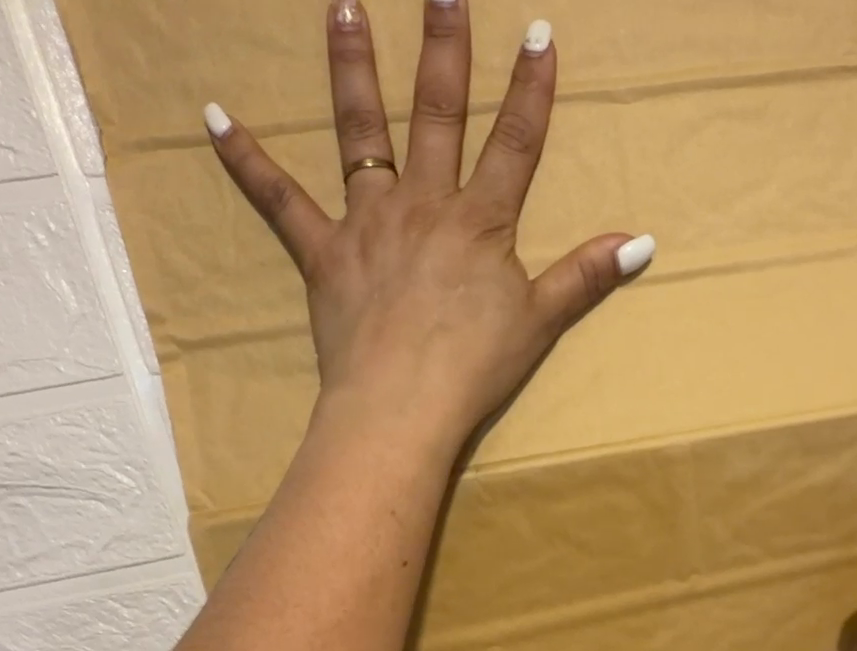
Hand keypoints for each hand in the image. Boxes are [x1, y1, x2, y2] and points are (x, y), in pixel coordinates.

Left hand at [203, 1, 652, 447]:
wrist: (402, 405)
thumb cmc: (475, 367)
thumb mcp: (542, 321)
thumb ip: (587, 275)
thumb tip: (643, 242)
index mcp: (481, 222)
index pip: (515, 143)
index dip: (530, 89)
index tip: (538, 33)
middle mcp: (424, 204)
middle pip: (436, 114)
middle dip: (443, 48)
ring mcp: (369, 221)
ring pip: (359, 132)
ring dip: (352, 68)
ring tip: (343, 8)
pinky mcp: (323, 251)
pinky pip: (279, 199)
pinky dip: (245, 159)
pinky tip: (213, 117)